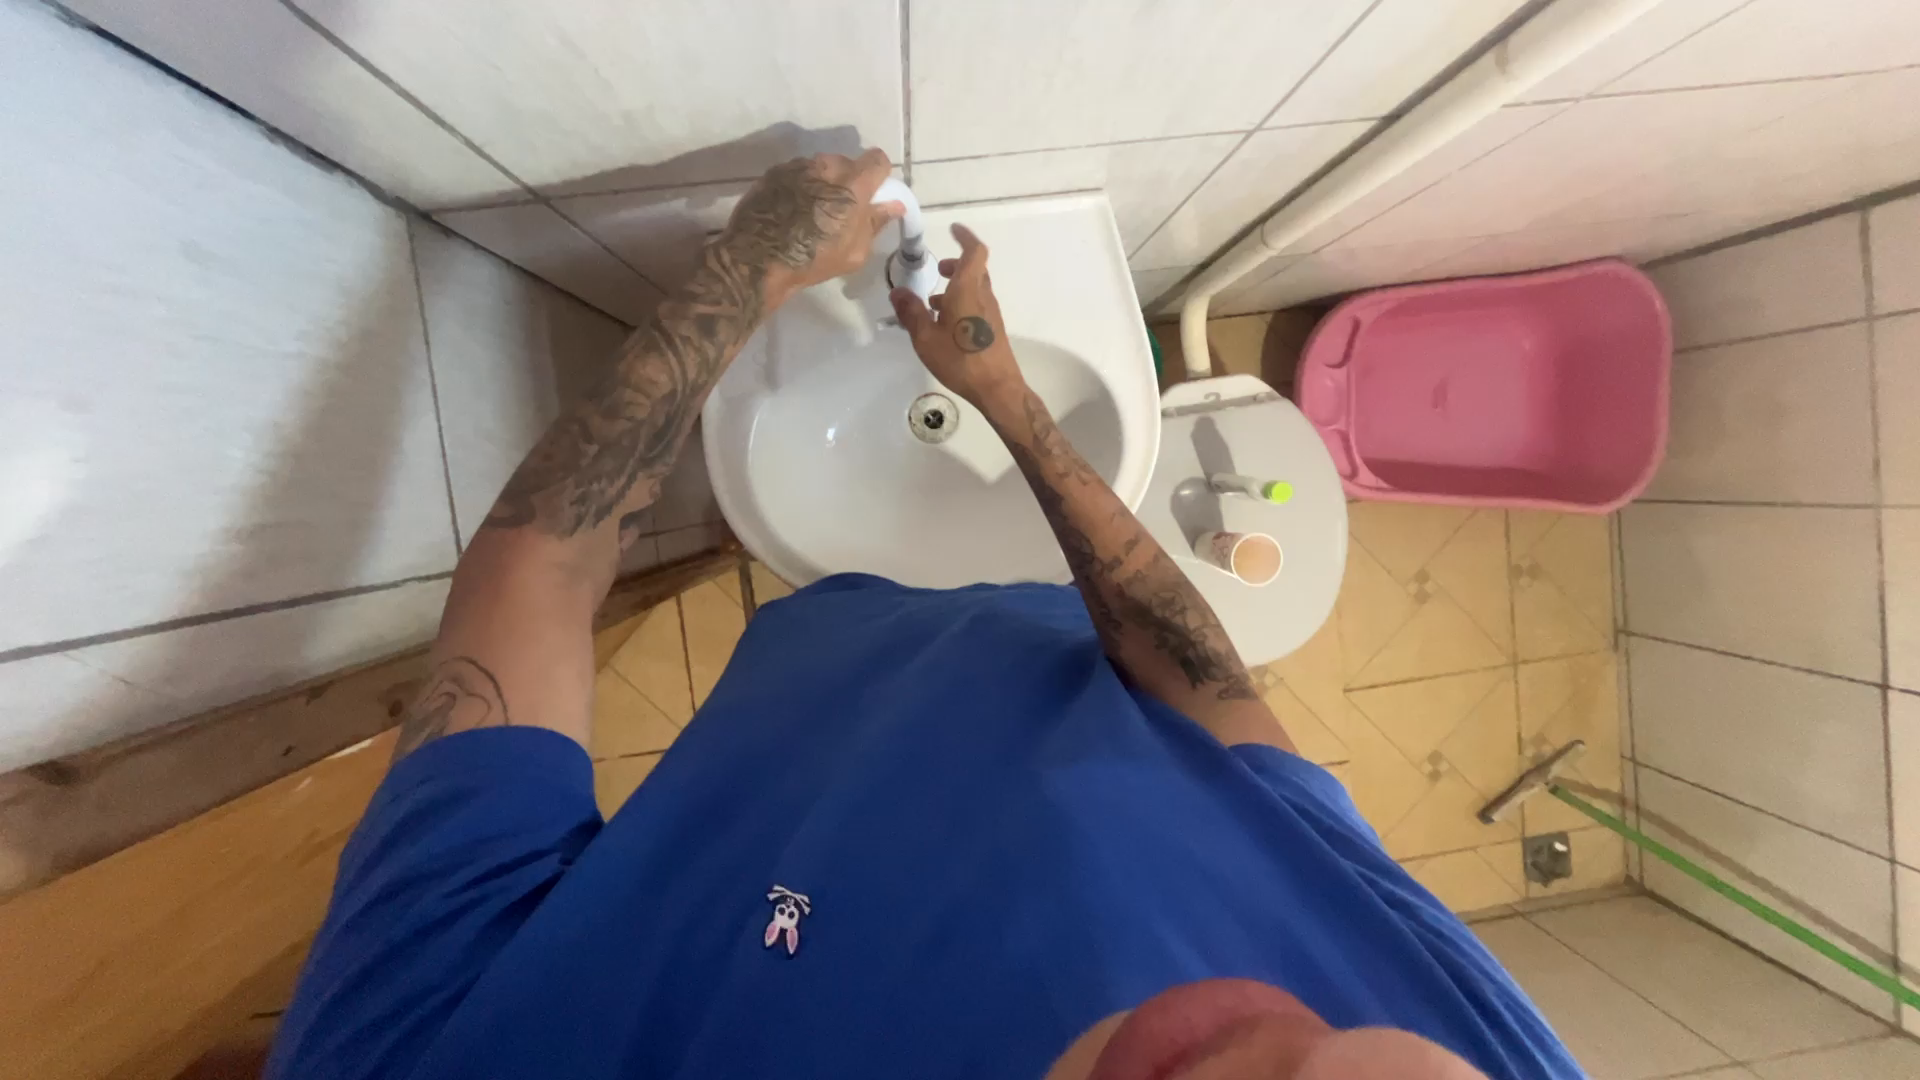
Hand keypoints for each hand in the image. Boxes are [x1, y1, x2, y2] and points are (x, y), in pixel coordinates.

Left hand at [717, 149, 903, 308]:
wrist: (759, 259)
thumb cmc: (814, 260)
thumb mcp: (855, 252)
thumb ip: (875, 223)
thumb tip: (893, 205)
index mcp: (852, 185)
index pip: (878, 160)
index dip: (879, 177)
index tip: (874, 196)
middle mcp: (826, 166)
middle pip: (848, 163)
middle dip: (849, 182)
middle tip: (842, 210)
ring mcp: (798, 165)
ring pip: (821, 167)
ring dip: (824, 183)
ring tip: (814, 212)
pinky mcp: (775, 171)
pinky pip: (798, 173)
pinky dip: (802, 186)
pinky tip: (793, 210)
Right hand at [888, 224, 1024, 409]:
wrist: (997, 388)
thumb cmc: (960, 360)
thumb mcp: (926, 338)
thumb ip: (911, 313)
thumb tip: (897, 292)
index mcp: (967, 290)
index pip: (974, 252)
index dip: (965, 237)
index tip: (953, 230)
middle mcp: (982, 296)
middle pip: (974, 270)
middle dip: (955, 264)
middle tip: (938, 269)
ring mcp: (990, 313)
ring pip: (974, 289)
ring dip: (956, 287)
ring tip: (933, 303)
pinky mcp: (992, 329)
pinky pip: (976, 305)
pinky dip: (961, 304)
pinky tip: (945, 325)